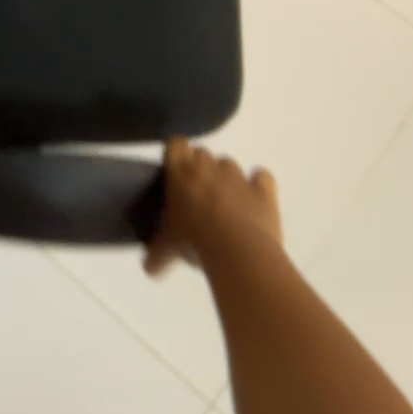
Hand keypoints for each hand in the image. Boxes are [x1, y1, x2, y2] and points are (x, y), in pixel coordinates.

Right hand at [144, 137, 282, 277]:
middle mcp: (207, 166)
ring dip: (227, 177)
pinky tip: (255, 198)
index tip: (176, 167)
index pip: (175, 143)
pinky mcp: (263, 191)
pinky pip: (262, 176)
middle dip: (201, 167)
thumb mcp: (168, 247)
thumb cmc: (193, 241)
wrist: (238, 251)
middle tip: (198, 191)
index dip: (177, 152)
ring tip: (226, 200)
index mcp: (179, 171)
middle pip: (203, 152)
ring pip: (230, 164)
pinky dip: (259, 183)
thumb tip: (148, 270)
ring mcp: (237, 177)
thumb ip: (157, 254)